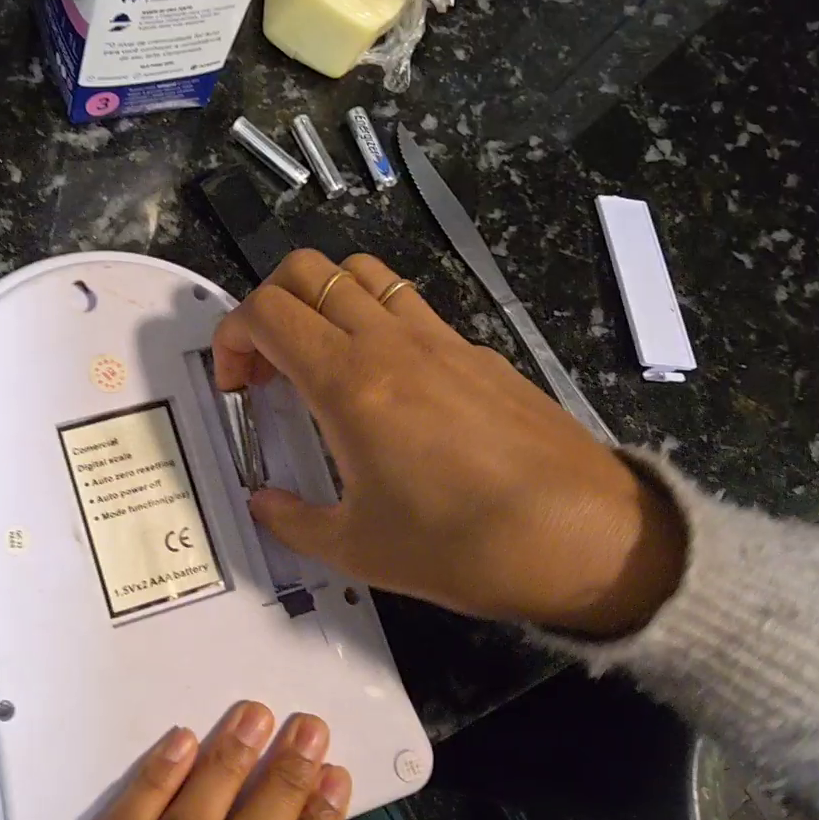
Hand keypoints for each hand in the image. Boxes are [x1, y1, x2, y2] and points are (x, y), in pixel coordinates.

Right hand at [210, 249, 685, 636]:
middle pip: (306, 270)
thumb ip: (291, 520)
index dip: (230, 338)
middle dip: (265, 306)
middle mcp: (390, 342)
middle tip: (266, 369)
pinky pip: (407, 304)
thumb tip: (264, 503)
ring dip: (320, 300)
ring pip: (360, 271)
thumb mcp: (357, 549)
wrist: (588, 541)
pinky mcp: (477, 350)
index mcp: (348, 382)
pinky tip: (383, 385)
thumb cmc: (460, 546)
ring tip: (318, 361)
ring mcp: (440, 338)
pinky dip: (371, 319)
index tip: (235, 389)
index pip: (266, 312)